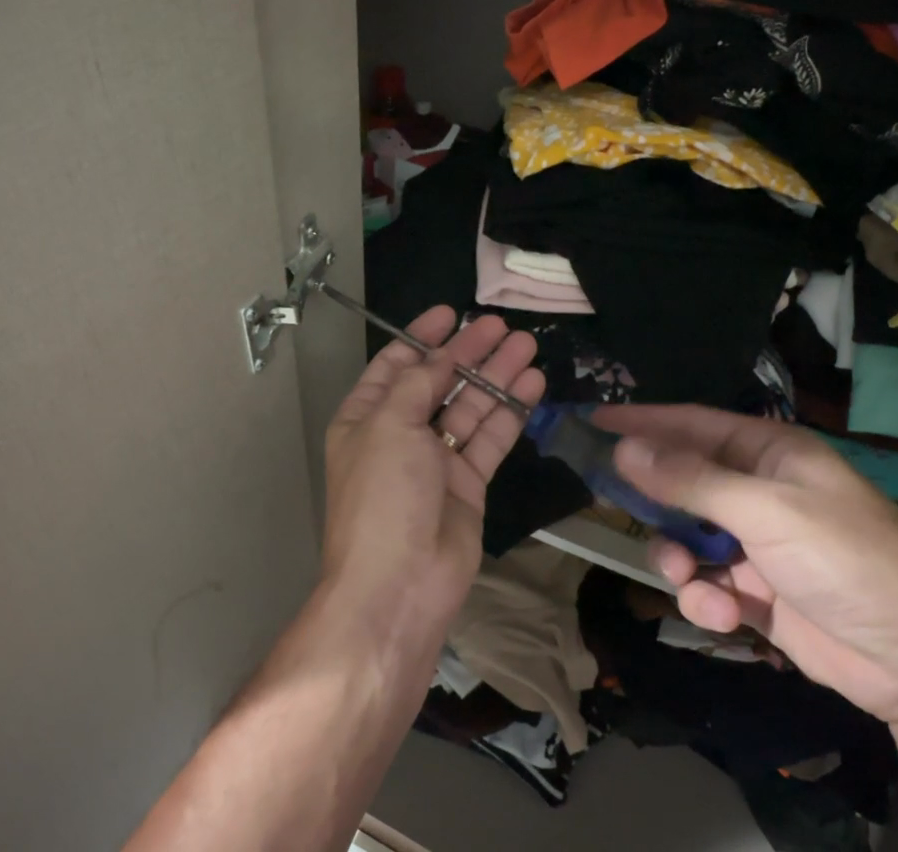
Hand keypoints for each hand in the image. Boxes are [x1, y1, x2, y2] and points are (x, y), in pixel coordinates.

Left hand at [321, 307, 546, 639]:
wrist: (399, 584)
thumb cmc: (383, 495)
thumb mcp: (389, 426)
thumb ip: (417, 384)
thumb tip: (438, 357)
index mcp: (365, 418)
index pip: (395, 366)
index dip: (422, 338)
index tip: (452, 313)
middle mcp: (399, 435)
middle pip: (438, 382)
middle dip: (467, 353)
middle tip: (501, 325)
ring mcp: (435, 462)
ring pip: (469, 408)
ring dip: (495, 377)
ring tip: (527, 345)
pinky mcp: (467, 485)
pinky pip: (490, 440)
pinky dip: (510, 413)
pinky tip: (532, 385)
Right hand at [591, 405, 897, 725]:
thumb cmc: (848, 559)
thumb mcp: (765, 510)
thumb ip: (689, 480)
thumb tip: (622, 448)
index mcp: (770, 454)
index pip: (691, 425)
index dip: (639, 422)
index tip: (588, 422)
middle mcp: (759, 492)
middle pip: (680, 483)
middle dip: (653, 502)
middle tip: (607, 504)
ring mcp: (756, 546)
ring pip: (684, 540)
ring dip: (676, 559)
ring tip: (688, 577)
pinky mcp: (756, 595)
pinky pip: (705, 586)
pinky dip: (705, 599)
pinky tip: (723, 614)